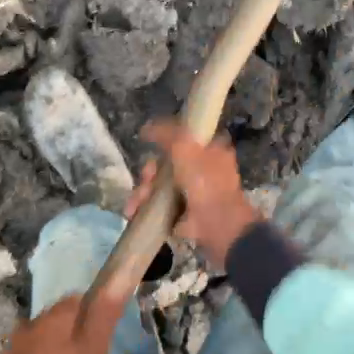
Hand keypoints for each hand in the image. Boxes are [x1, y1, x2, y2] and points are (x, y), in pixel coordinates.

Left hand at [0, 292, 123, 353]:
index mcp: (52, 317)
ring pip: (44, 338)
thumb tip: (116, 280)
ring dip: (58, 349)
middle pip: (59, 318)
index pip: (78, 299)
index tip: (103, 339)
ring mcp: (13, 348)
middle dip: (76, 332)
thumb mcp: (93, 353)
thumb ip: (103, 315)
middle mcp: (29, 324)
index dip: (95, 315)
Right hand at [129, 121, 261, 265]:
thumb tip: (148, 127)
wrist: (219, 226)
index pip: (184, 139)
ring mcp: (193, 194)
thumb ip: (168, 134)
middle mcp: (203, 171)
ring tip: (136, 204)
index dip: (165, 141)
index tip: (151, 144)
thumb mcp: (187, 149)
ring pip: (160, 187)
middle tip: (147, 179)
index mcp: (211, 152)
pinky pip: (159, 207)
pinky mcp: (184, 215)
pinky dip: (146, 209)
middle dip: (150, 173)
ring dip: (144, 193)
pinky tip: (134, 212)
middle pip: (167, 165)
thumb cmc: (206, 183)